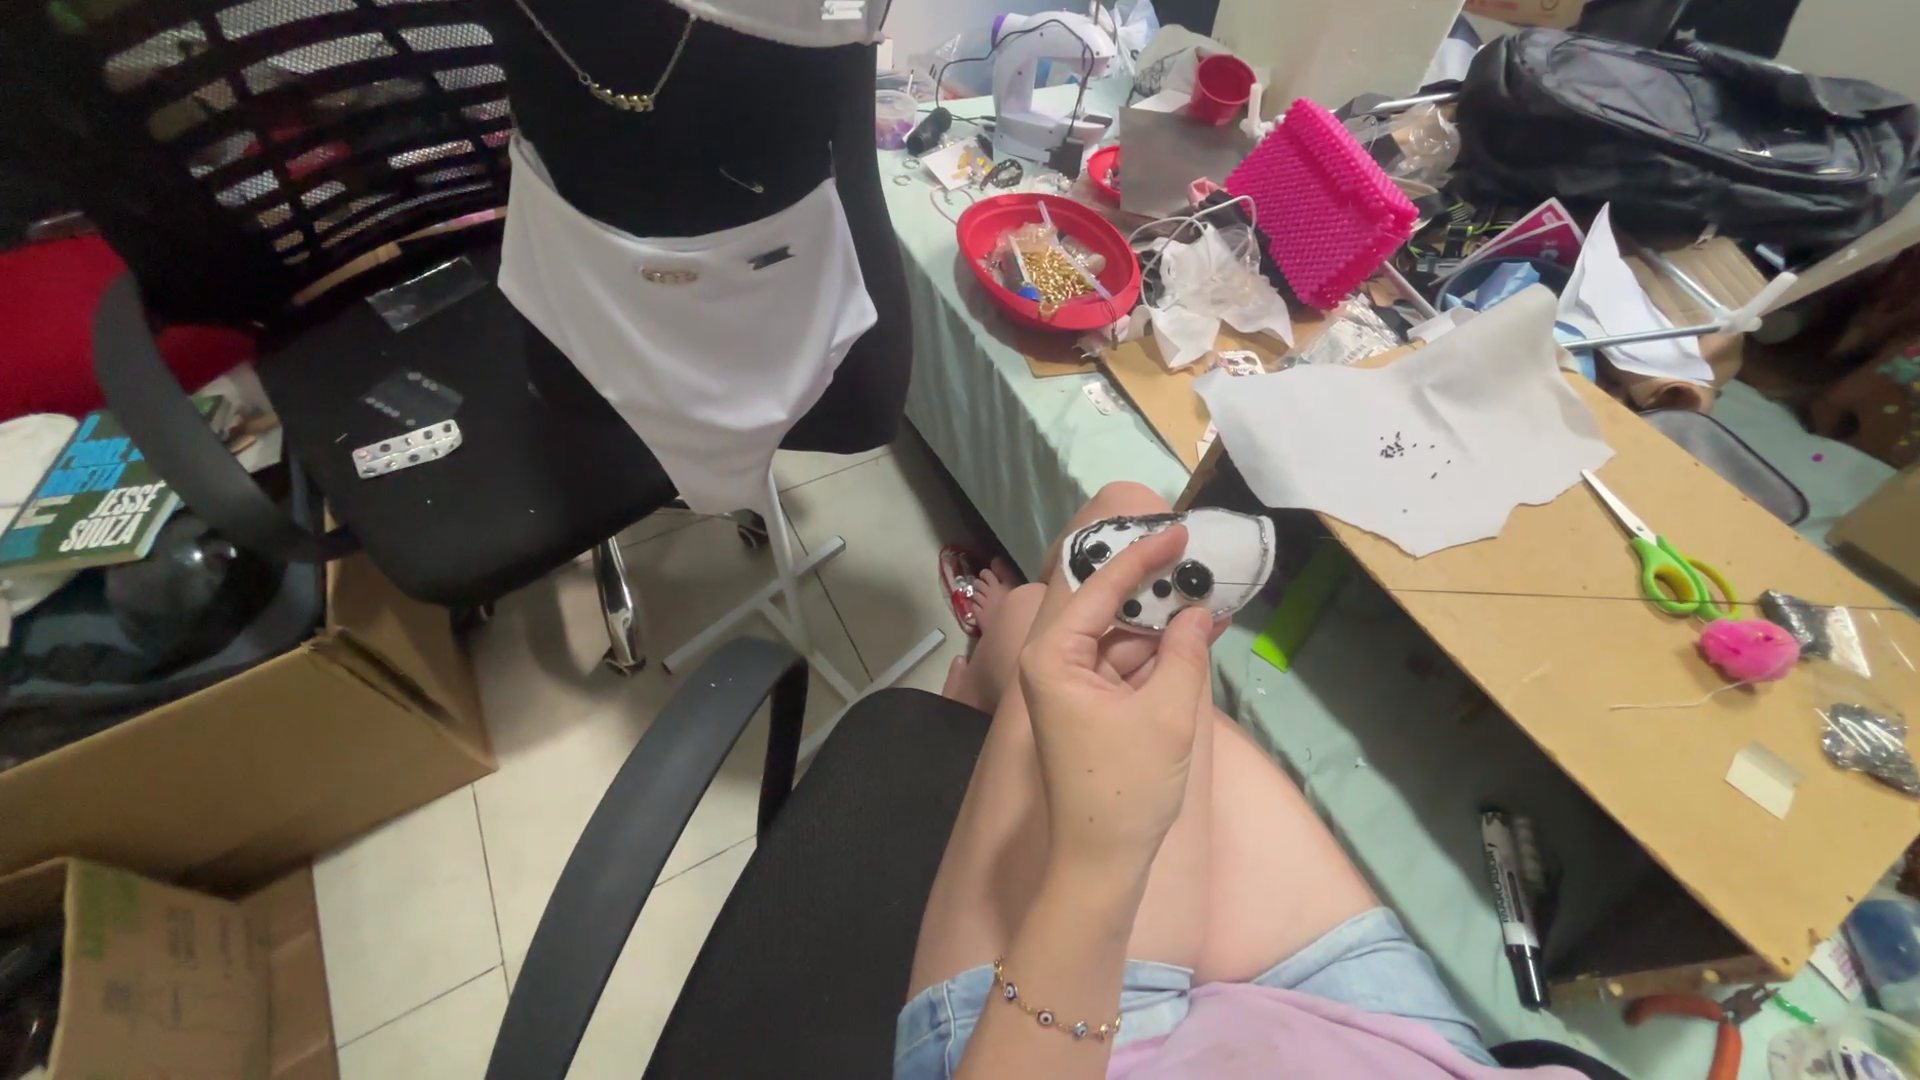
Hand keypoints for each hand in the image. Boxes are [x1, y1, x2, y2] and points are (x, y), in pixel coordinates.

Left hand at [1018, 526, 1214, 875]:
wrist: (1101, 862)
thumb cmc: (1126, 787)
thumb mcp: (1166, 714)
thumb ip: (1184, 653)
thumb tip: (1199, 611)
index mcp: (1052, 655)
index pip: (1098, 589)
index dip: (1140, 557)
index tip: (1177, 530)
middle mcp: (1052, 661)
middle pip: (1105, 607)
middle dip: (1152, 587)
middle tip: (1196, 559)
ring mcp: (1070, 683)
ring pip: (1118, 636)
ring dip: (1161, 621)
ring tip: (1208, 593)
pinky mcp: (1089, 704)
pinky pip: (1123, 664)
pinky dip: (1157, 652)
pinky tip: (1195, 634)